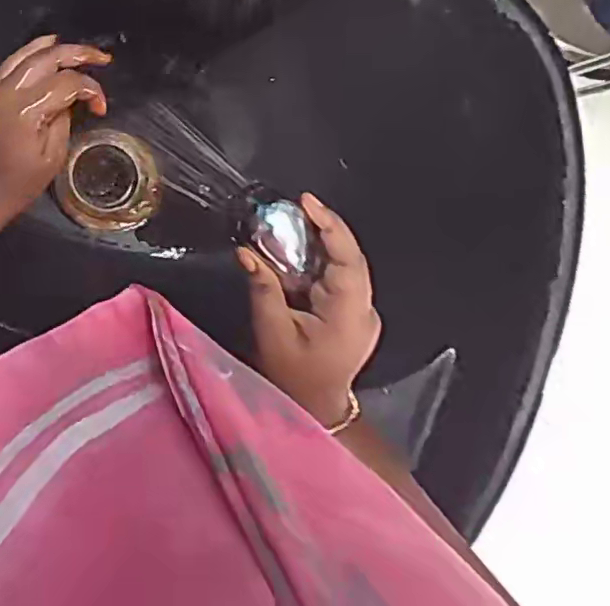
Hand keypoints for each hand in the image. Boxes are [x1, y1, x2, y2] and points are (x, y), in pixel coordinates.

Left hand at [0, 35, 110, 212]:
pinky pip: (10, 63)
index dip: (90, 89)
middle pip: (47, 58)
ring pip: (26, 54)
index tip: (100, 107)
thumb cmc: (20, 182)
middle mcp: (6, 91)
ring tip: (77, 49)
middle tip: (101, 58)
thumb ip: (65, 117)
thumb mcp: (53, 154)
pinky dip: (30, 53)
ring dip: (54, 48)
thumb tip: (74, 95)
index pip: (66, 82)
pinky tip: (44, 49)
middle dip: (78, 54)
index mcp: (24, 109)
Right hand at [238, 193, 380, 426]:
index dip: (331, 226)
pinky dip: (317, 259)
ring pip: (344, 265)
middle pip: (349, 257)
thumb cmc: (293, 374)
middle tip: (297, 206)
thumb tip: (246, 251)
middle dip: (324, 227)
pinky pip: (337, 276)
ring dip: (319, 242)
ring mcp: (361, 312)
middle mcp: (364, 309)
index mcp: (350, 313)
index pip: (348, 260)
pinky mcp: (352, 313)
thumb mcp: (271, 330)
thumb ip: (263, 287)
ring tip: (292, 221)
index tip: (307, 202)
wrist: (315, 408)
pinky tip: (296, 252)